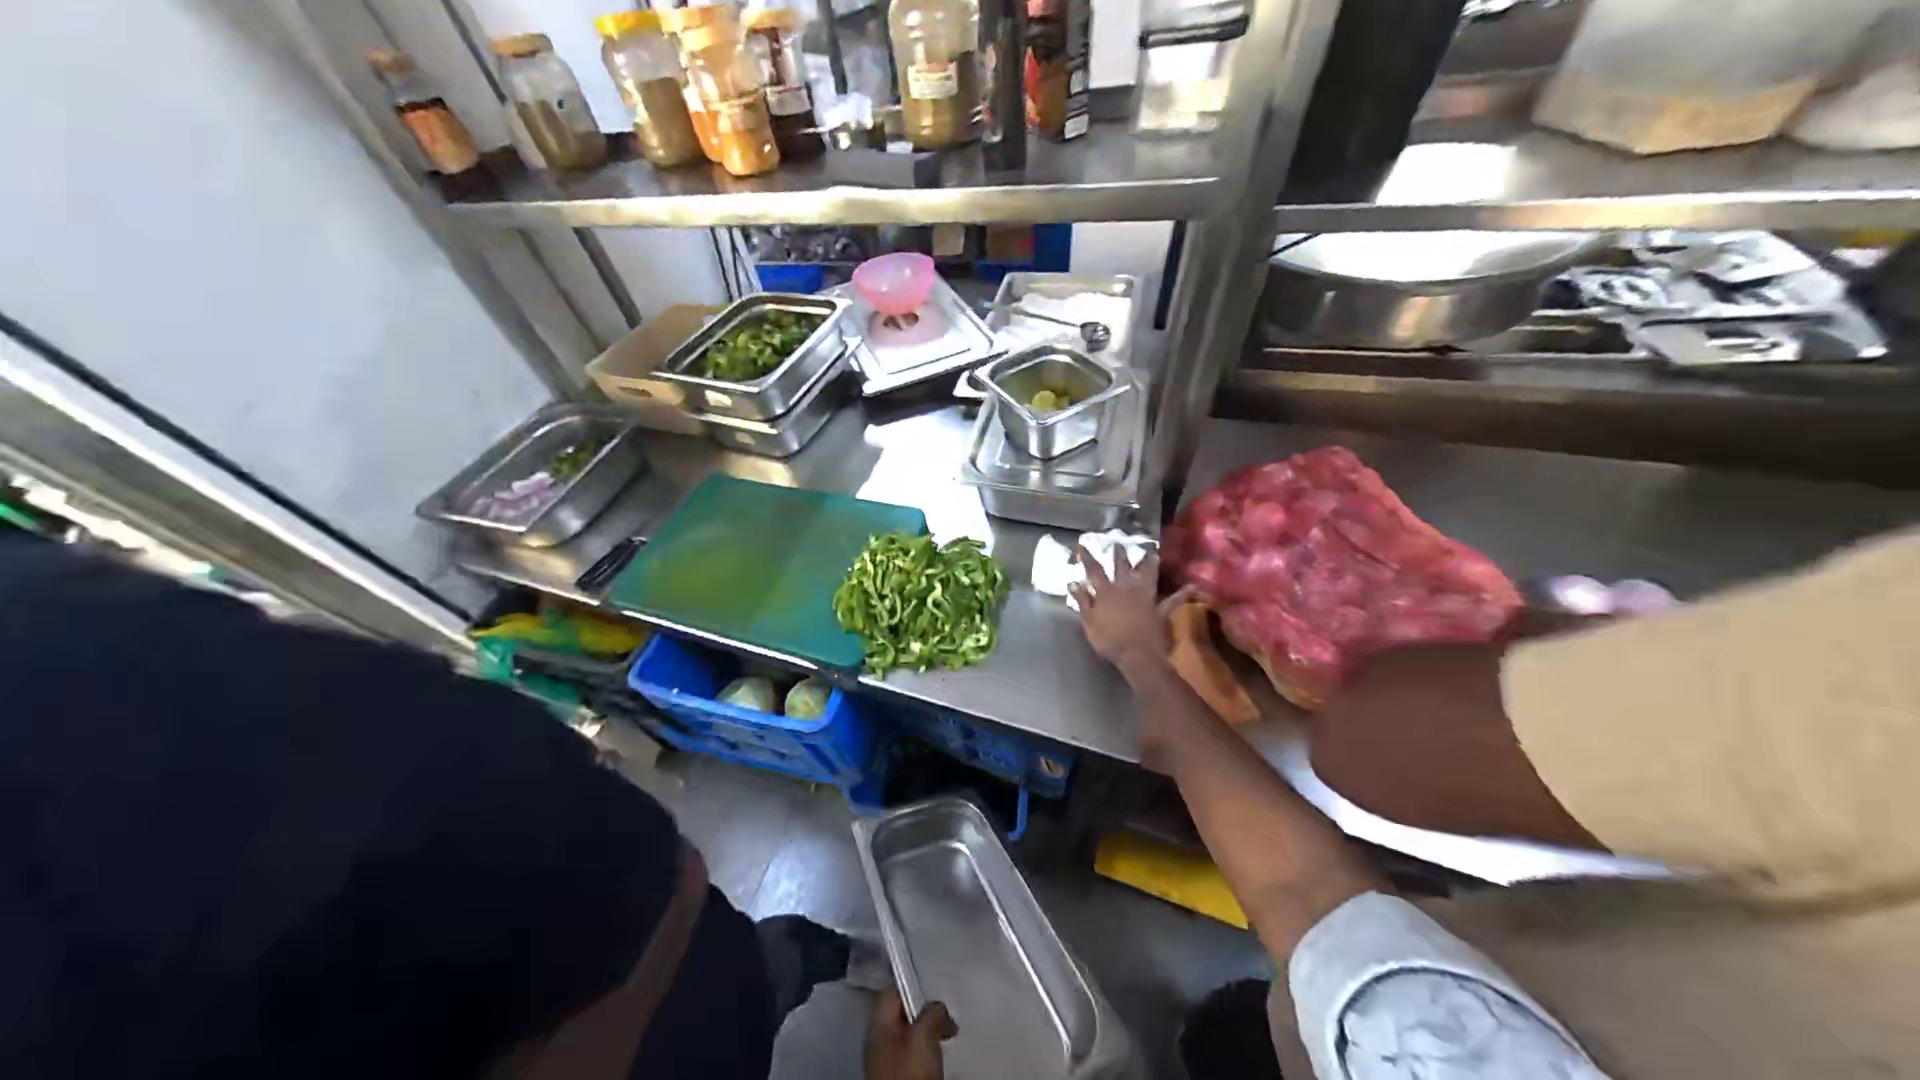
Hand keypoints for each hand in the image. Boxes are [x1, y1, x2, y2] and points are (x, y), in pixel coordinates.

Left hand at [865, 985, 955, 1079]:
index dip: (912, 985)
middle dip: (925, 1012)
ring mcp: (886, 1060)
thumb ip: (932, 1012)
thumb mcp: (924, 1036)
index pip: (892, 991)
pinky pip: (912, 1053)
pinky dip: (926, 1051)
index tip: (933, 991)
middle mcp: (879, 1040)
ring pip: (908, 1034)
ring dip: (928, 1032)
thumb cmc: (911, 1073)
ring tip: (946, 1038)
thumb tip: (939, 1009)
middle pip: (902, 1014)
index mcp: (879, 1025)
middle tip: (945, 1020)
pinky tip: (938, 1058)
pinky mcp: (896, 1076)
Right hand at [1068, 545, 1190, 670]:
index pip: (1094, 571)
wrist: (1136, 655)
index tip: (1083, 545)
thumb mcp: (1089, 621)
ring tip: (1153, 553)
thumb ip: (1083, 601)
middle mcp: (1126, 589)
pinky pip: (1173, 600)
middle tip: (1119, 543)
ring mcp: (1145, 598)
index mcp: (1107, 592)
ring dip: (1150, 564)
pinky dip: (1182, 594)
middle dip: (1120, 554)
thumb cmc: (1108, 640)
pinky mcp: (1160, 610)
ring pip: (1148, 576)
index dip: (1088, 557)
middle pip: (1122, 567)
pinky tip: (1192, 586)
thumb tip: (1074, 582)